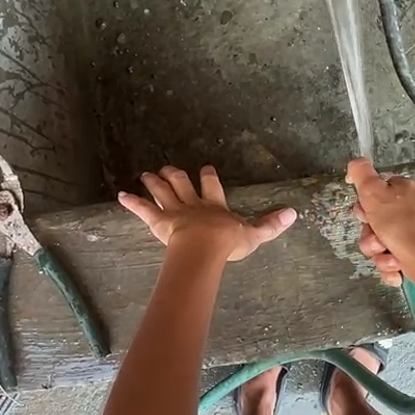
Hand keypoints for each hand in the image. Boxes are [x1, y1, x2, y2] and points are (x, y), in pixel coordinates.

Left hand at [118, 165, 296, 262]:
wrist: (204, 248)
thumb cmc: (227, 242)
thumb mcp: (253, 234)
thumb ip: (270, 225)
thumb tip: (293, 213)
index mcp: (214, 206)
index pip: (212, 186)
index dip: (209, 177)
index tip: (206, 168)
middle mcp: (193, 204)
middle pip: (182, 184)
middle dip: (175, 175)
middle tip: (169, 167)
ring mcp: (174, 211)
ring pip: (163, 192)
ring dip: (154, 182)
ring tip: (146, 174)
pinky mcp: (158, 221)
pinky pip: (143, 210)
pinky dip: (132, 202)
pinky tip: (120, 195)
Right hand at [347, 158, 414, 286]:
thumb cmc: (401, 226)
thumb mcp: (375, 192)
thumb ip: (361, 173)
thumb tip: (355, 163)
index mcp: (402, 190)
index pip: (372, 194)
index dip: (364, 208)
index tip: (366, 215)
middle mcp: (407, 209)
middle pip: (372, 222)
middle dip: (369, 236)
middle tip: (377, 239)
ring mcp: (410, 233)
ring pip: (377, 242)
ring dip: (378, 253)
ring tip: (389, 255)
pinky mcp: (411, 254)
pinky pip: (388, 259)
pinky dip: (388, 265)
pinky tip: (395, 267)